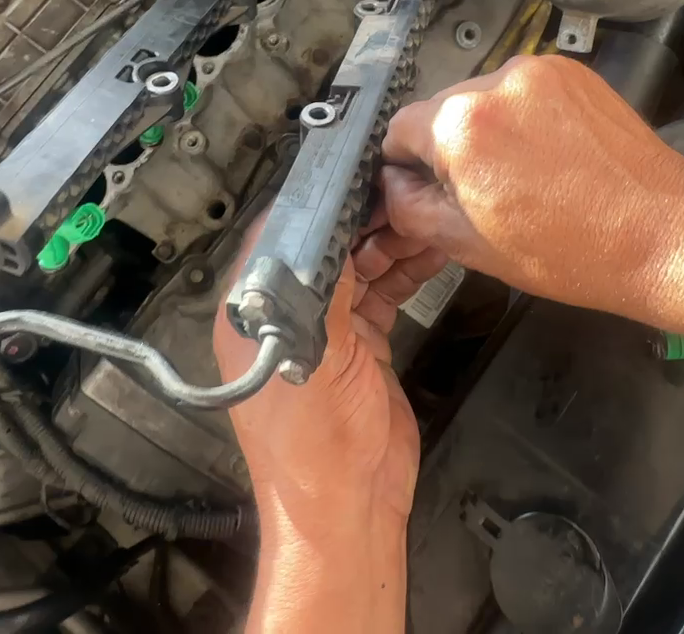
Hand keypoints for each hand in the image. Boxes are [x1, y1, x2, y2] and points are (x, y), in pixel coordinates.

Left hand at [214, 218, 445, 631]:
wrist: (352, 510)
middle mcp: (286, 313)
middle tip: (400, 190)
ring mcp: (326, 328)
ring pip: (357, 264)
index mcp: (253, 312)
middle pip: (323, 243)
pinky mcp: (360, 342)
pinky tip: (430, 253)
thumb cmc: (316, 448)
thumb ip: (324, 289)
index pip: (277, 235)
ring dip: (389, 240)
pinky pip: (382, 291)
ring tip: (423, 215)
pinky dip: (405, 271)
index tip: (350, 173)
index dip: (313, 201)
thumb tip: (333, 226)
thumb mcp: (317, 355)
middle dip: (361, 216)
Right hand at [380, 55, 683, 318]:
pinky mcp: (568, 70)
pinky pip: (520, 89)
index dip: (408, 165)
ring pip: (481, 97)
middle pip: (440, 109)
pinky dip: (522, 115)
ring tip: (524, 171)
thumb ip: (409, 207)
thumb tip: (391, 182)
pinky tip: (548, 151)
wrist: (660, 231)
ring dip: (487, 128)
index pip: (399, 130)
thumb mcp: (468, 244)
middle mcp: (493, 84)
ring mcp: (535, 71)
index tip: (431, 188)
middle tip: (484, 189)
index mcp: (460, 127)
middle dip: (449, 146)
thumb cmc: (568, 250)